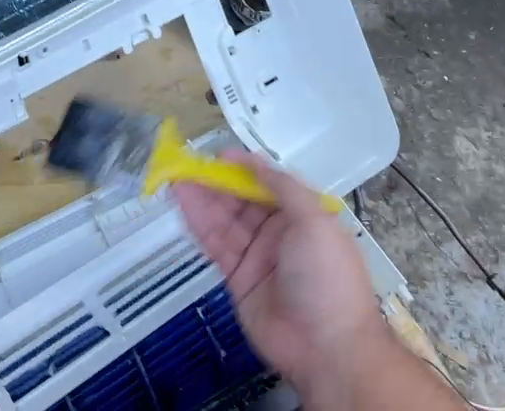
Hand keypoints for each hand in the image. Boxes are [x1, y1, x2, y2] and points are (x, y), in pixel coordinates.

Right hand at [171, 153, 386, 392]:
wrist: (326, 348)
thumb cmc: (327, 278)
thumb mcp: (315, 222)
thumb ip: (283, 187)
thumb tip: (254, 161)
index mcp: (303, 218)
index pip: (268, 185)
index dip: (244, 169)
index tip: (219, 156)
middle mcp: (279, 234)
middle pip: (242, 201)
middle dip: (216, 182)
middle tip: (188, 165)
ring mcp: (257, 257)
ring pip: (224, 220)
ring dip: (201, 199)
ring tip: (177, 178)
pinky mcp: (238, 278)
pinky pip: (215, 245)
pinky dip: (198, 224)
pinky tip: (183, 204)